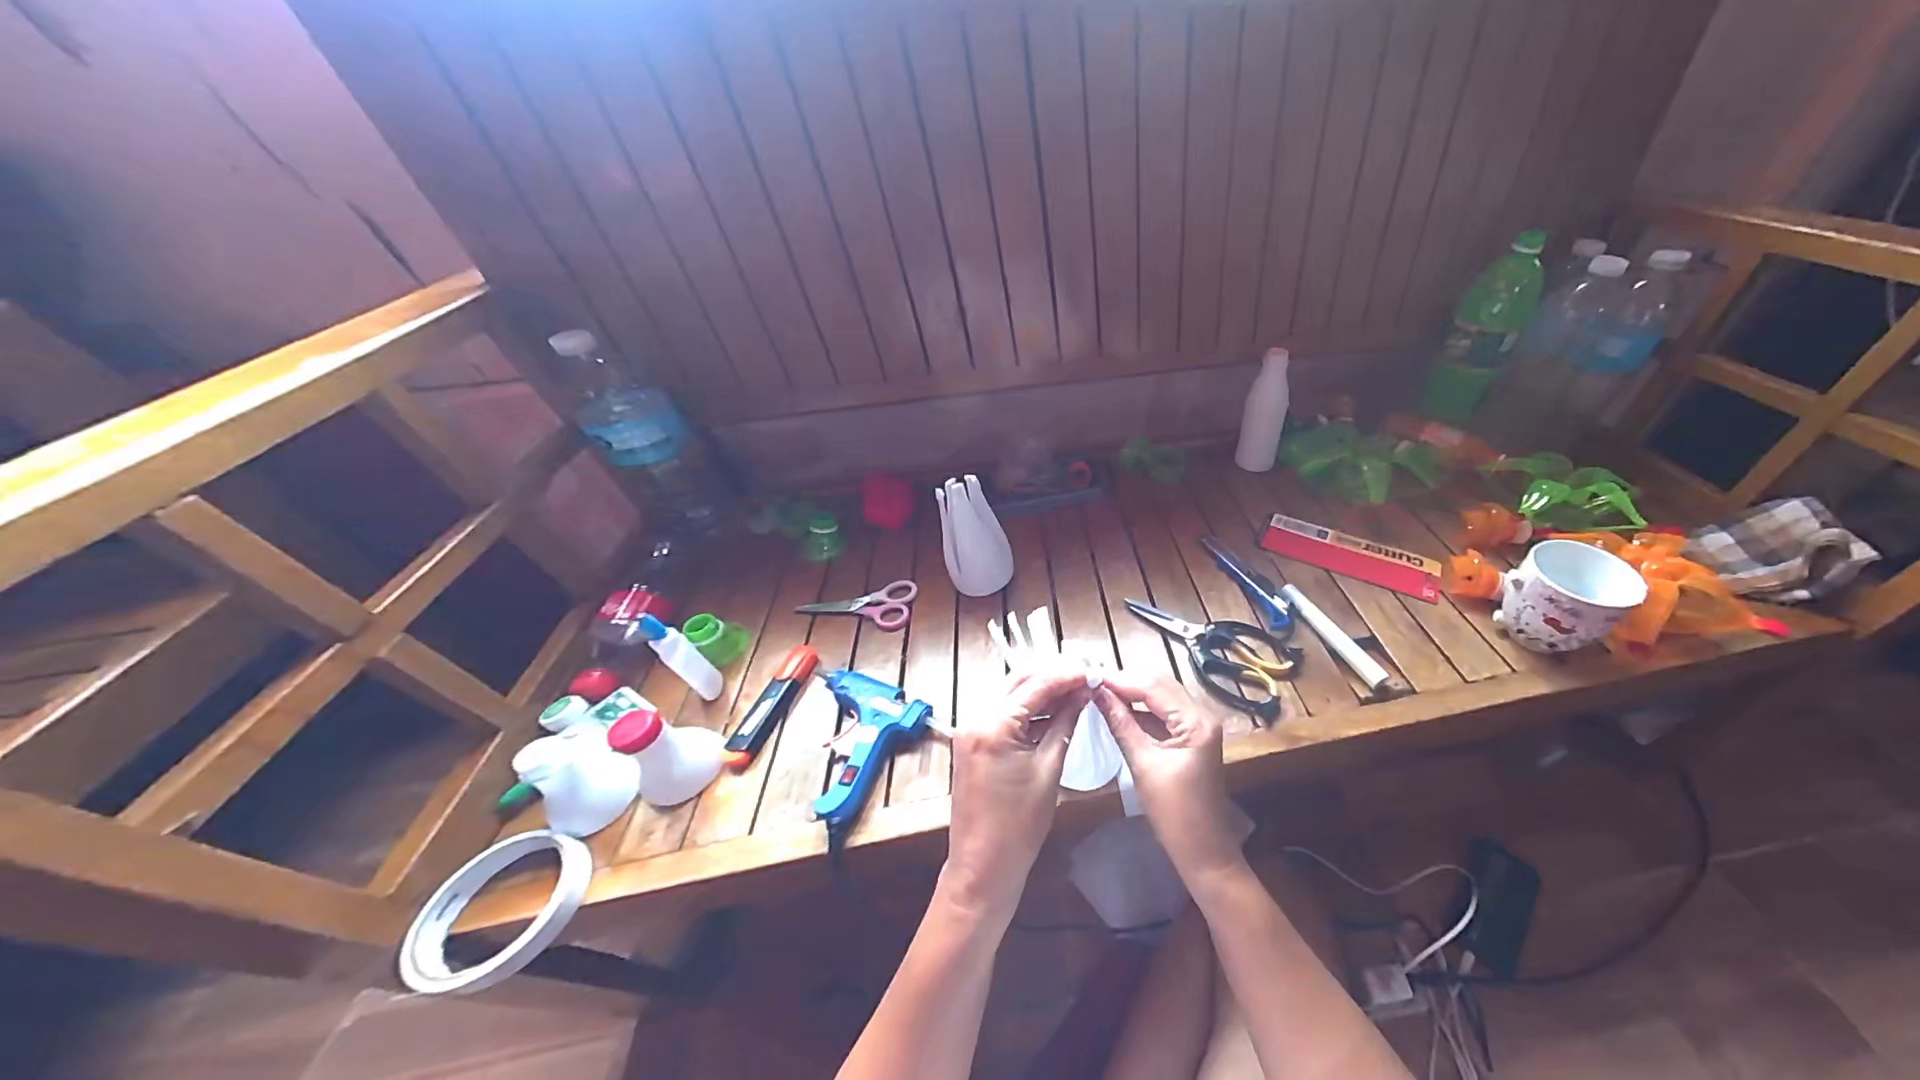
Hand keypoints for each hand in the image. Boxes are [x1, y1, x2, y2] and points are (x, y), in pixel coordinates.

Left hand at [941, 661, 1089, 917]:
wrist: (983, 865)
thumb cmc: (1018, 825)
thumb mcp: (1048, 770)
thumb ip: (1064, 725)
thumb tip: (1082, 695)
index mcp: (992, 725)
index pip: (1034, 685)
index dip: (1066, 675)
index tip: (1092, 670)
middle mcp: (975, 718)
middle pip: (1018, 683)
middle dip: (1052, 677)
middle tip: (1085, 677)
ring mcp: (970, 729)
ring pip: (1010, 695)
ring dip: (1041, 691)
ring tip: (1076, 690)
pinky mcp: (973, 742)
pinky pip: (1003, 714)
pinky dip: (1028, 710)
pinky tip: (1054, 711)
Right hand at [1091, 670, 1244, 881]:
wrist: (1203, 851)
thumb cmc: (1174, 813)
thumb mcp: (1142, 764)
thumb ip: (1120, 723)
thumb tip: (1097, 693)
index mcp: (1196, 721)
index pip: (1153, 687)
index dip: (1120, 680)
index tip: (1089, 678)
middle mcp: (1202, 715)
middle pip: (1159, 684)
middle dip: (1125, 681)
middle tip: (1092, 683)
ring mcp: (1199, 725)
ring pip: (1161, 695)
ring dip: (1132, 692)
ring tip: (1099, 693)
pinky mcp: (1191, 736)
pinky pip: (1163, 712)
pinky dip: (1140, 708)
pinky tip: (1117, 709)